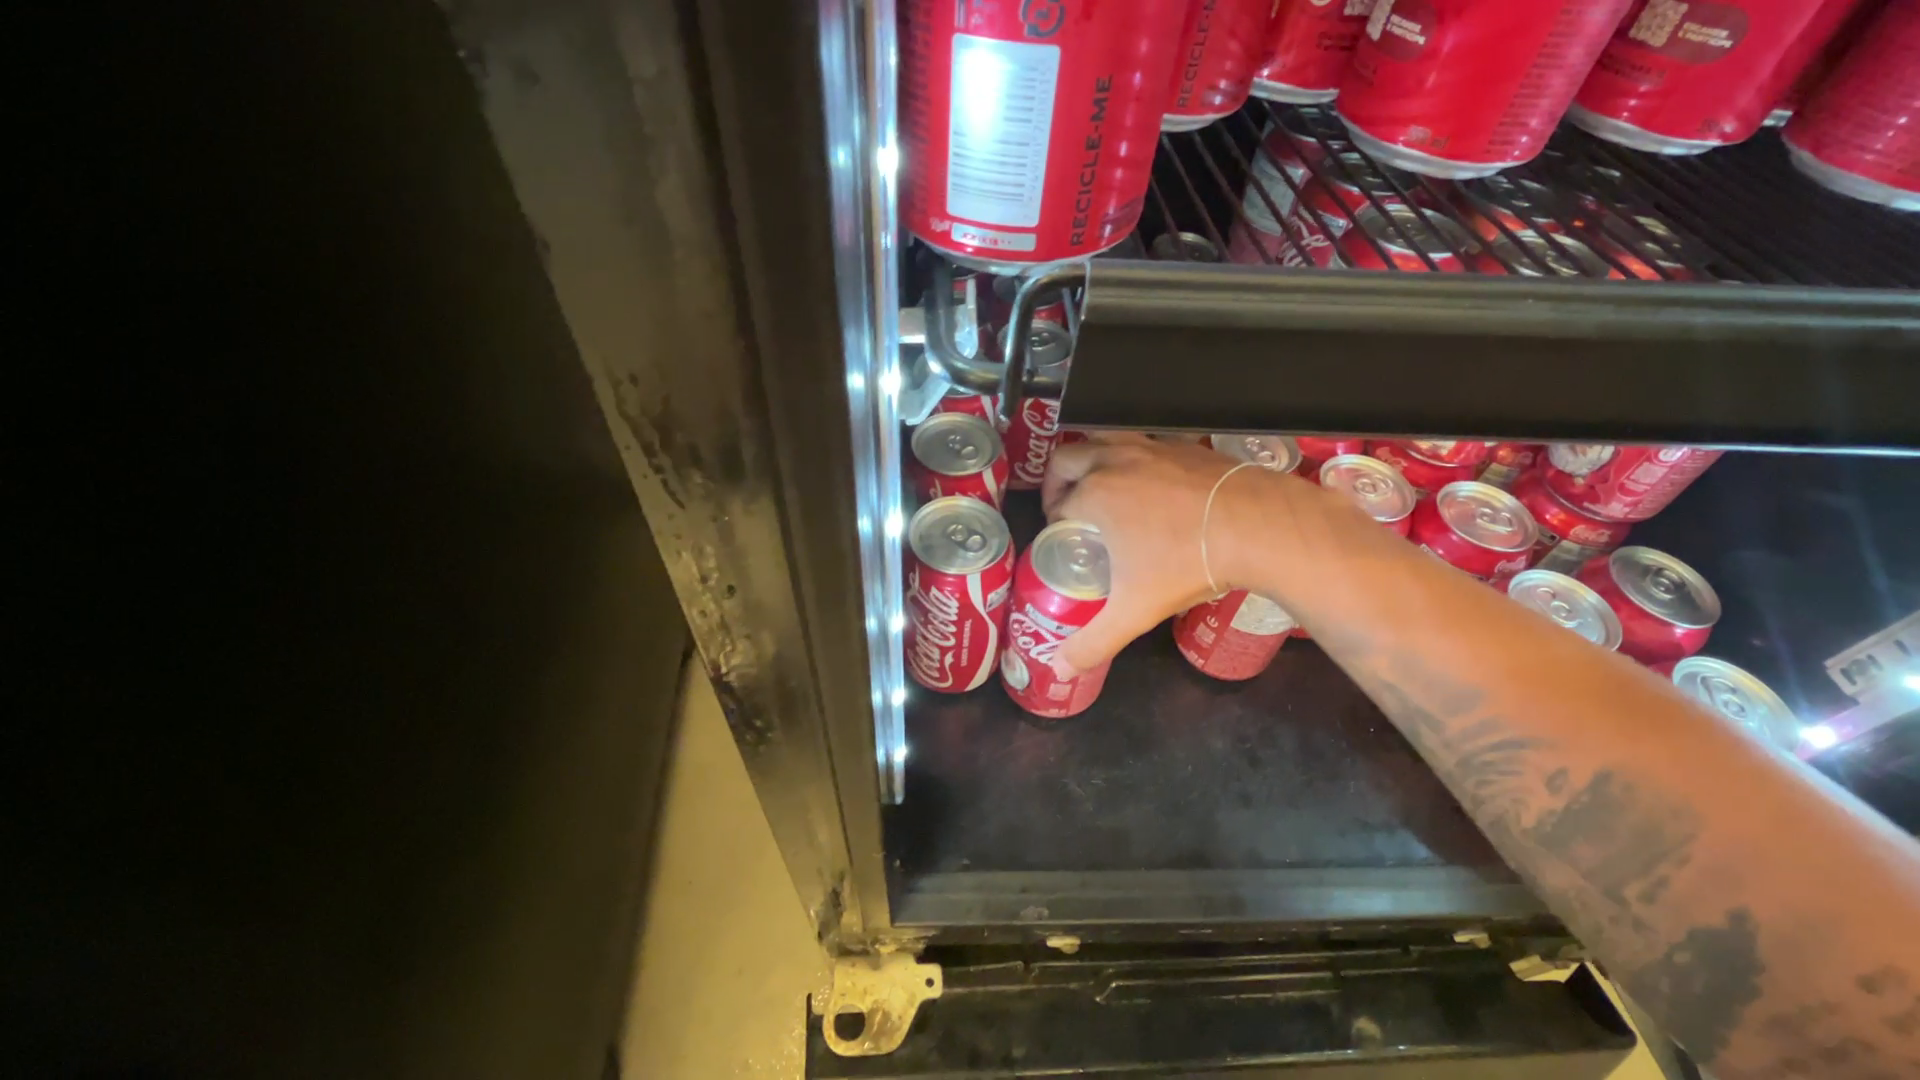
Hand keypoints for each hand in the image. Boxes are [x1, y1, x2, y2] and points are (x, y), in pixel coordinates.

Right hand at [1040, 434, 1291, 676]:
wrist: (1259, 525)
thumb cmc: (1188, 563)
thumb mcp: (1135, 610)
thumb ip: (1094, 642)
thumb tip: (1059, 669)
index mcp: (1094, 494)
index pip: (1057, 503)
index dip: (1053, 522)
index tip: (1062, 538)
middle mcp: (1114, 461)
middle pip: (1067, 457)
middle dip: (1057, 481)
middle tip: (1065, 506)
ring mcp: (1151, 447)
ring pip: (1104, 439)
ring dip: (1092, 458)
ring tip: (1100, 486)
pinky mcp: (1183, 444)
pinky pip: (1144, 441)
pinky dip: (1134, 456)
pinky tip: (1150, 482)